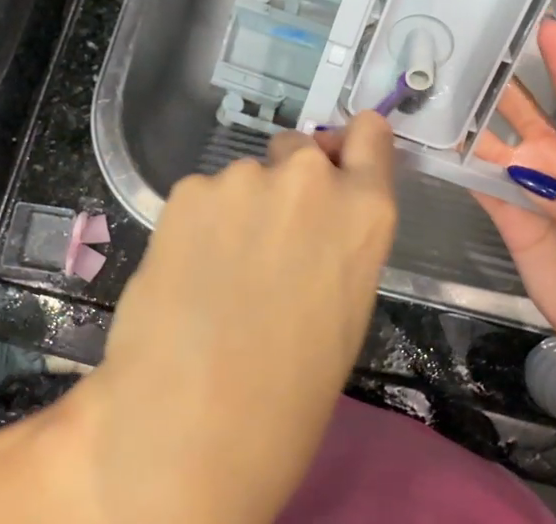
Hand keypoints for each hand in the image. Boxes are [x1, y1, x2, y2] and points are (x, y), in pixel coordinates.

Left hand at [76, 111, 397, 523]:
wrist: (195, 419)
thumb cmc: (291, 392)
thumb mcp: (344, 311)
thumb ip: (338, 245)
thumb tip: (312, 229)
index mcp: (364, 213)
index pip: (369, 135)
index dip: (350, 145)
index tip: (337, 160)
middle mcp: (309, 178)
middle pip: (298, 150)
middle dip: (286, 182)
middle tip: (265, 240)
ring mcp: (244, 178)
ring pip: (244, 178)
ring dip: (236, 208)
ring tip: (217, 272)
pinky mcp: (187, 190)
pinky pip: (201, 197)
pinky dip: (196, 225)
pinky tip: (185, 273)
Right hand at [473, 20, 555, 372]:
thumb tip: (531, 175)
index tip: (550, 30)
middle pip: (534, 115)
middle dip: (508, 82)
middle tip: (476, 46)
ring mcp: (533, 188)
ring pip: (500, 143)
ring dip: (475, 117)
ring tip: (443, 85)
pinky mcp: (506, 214)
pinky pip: (480, 182)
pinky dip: (459, 161)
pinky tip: (437, 138)